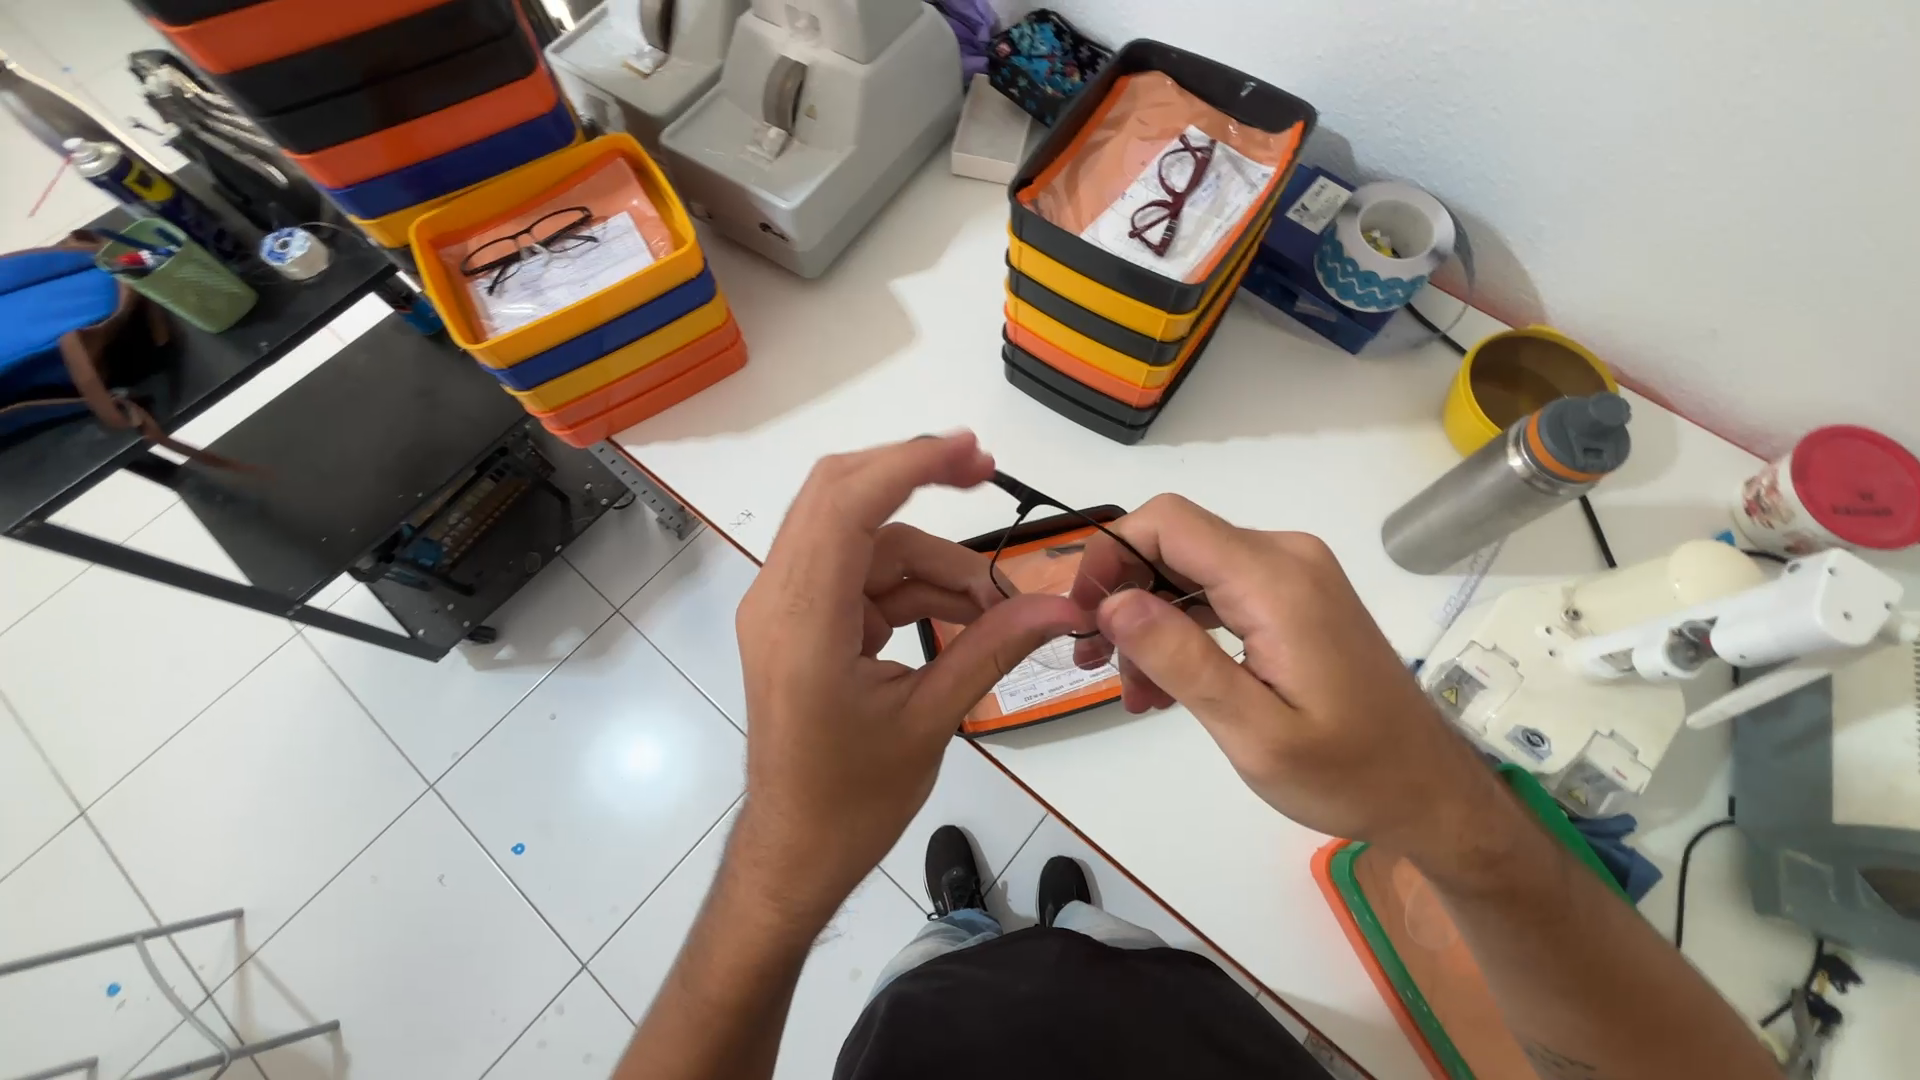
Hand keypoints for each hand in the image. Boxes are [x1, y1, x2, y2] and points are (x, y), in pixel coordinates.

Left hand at [731, 433, 1084, 919]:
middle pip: (842, 498)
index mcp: (803, 621)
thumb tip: (1064, 608)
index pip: (845, 506)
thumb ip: (993, 649)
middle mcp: (781, 597)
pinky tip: (963, 616)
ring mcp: (789, 605)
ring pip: (867, 541)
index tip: (976, 456)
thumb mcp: (930, 721)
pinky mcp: (806, 618)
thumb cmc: (852, 802)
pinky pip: (865, 574)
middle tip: (985, 474)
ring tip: (995, 607)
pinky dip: (915, 586)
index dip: (910, 464)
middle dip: (917, 479)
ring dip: (933, 561)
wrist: (795, 852)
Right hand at [1077, 495, 1513, 873]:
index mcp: (1276, 580)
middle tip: (1093, 661)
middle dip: (1121, 595)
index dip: (1110, 554)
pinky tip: (1165, 682)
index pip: (1168, 522)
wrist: (1428, 791)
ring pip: (1187, 569)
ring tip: (1132, 690)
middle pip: (1173, 543)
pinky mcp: (1292, 596)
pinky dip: (1180, 627)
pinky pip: (1216, 591)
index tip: (1082, 614)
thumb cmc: (1347, 773)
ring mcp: (1291, 573)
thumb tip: (1112, 603)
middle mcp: (1284, 557)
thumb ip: (1181, 660)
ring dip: (1147, 620)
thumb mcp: (1254, 732)